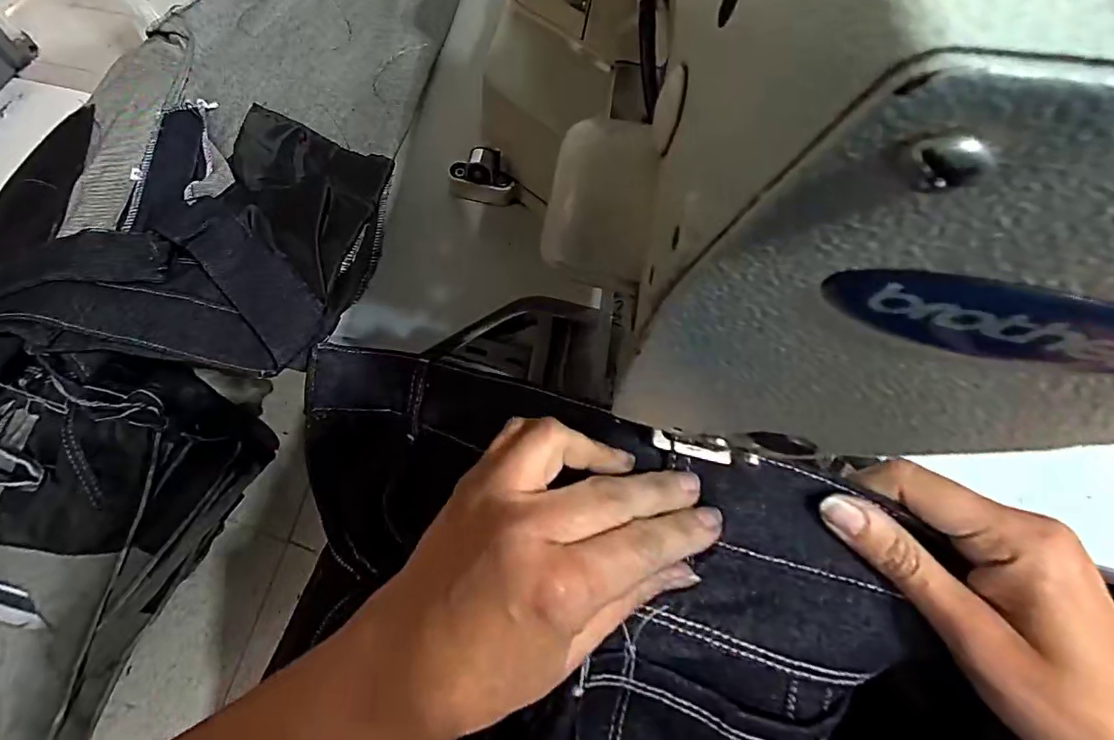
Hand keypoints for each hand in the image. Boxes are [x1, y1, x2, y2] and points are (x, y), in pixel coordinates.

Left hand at [214, 417, 720, 739]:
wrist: (401, 662)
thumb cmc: (486, 678)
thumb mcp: (566, 652)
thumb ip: (627, 599)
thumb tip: (682, 570)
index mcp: (557, 584)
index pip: (640, 546)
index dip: (683, 533)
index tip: (712, 522)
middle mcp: (529, 526)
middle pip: (614, 497)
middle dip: (664, 494)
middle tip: (695, 491)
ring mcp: (496, 494)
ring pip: (567, 449)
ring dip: (609, 455)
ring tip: (636, 471)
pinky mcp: (475, 481)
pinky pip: (520, 436)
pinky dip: (554, 438)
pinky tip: (575, 453)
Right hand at [819, 461, 1113, 739]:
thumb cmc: (1073, 715)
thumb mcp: (974, 639)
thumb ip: (905, 565)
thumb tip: (839, 508)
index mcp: (1022, 534)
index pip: (916, 480)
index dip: (864, 491)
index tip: (829, 519)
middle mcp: (1032, 525)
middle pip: (929, 492)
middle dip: (883, 514)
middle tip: (848, 549)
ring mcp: (1038, 541)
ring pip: (943, 513)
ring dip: (906, 534)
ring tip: (881, 569)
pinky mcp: (1037, 561)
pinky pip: (965, 534)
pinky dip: (933, 550)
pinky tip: (921, 579)